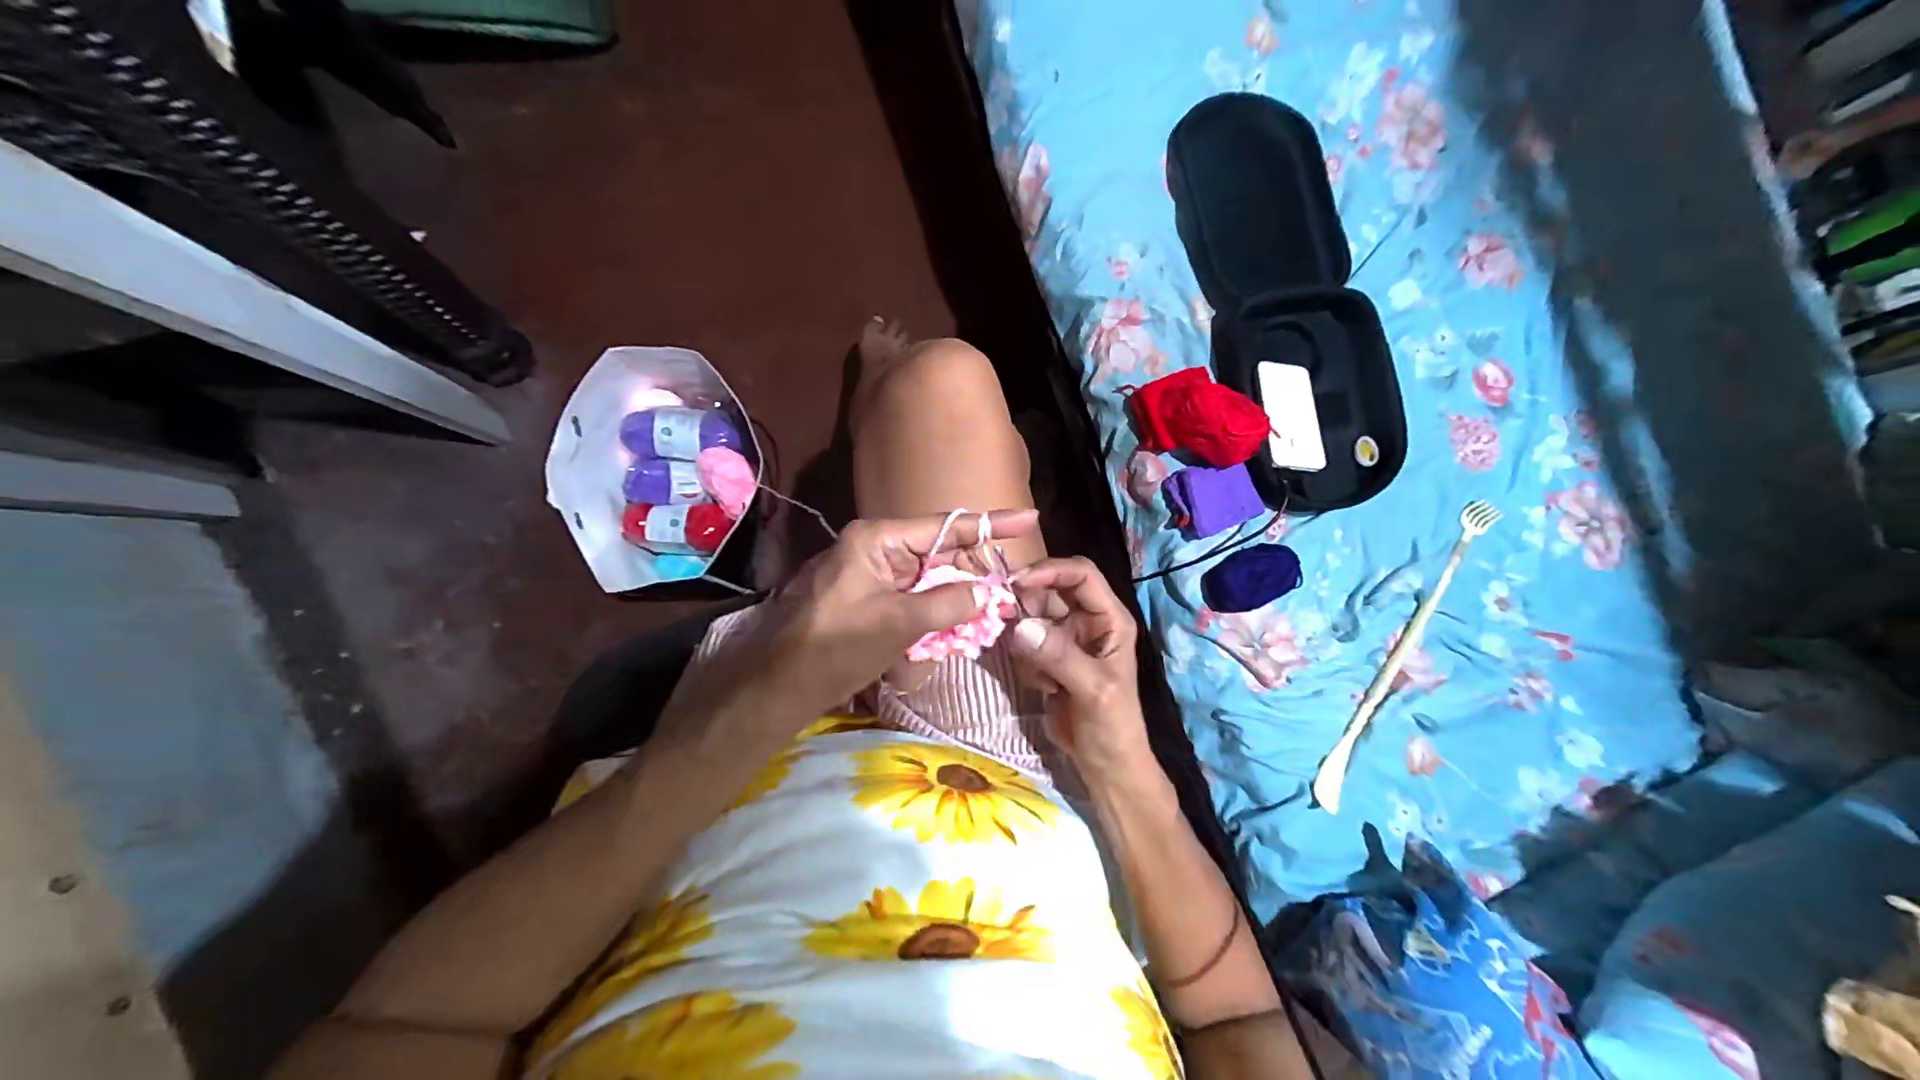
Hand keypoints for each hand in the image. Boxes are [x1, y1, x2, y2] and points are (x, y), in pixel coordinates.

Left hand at [667, 509, 1040, 745]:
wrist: (777, 686)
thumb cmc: (834, 647)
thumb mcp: (897, 625)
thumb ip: (948, 604)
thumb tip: (987, 592)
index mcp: (876, 540)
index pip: (943, 526)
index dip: (989, 525)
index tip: (1029, 518)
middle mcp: (873, 549)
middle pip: (937, 555)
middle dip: (970, 577)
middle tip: (1006, 596)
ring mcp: (868, 575)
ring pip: (926, 582)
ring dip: (951, 605)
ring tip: (978, 624)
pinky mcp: (865, 600)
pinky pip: (909, 601)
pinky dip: (929, 619)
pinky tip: (944, 639)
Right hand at [1006, 556, 1156, 782]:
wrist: (1105, 765)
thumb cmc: (1112, 725)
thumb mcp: (1093, 690)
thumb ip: (1060, 656)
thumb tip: (1020, 625)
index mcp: (1109, 618)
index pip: (1080, 575)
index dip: (1050, 570)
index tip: (1016, 582)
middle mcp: (1087, 621)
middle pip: (1049, 590)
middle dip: (1027, 603)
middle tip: (1005, 620)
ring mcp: (1065, 639)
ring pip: (1032, 615)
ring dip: (1025, 637)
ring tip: (1039, 672)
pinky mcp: (1048, 658)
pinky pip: (1025, 642)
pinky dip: (1025, 660)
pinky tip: (1043, 687)